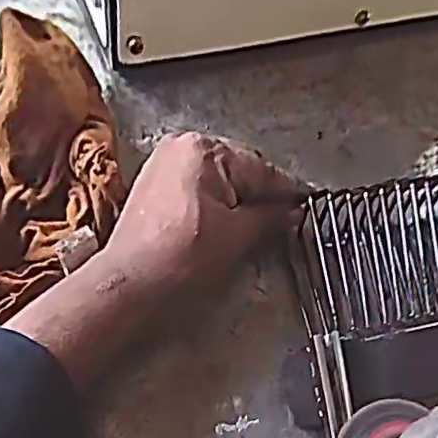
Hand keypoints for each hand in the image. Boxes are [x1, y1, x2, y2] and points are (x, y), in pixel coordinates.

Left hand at [99, 131, 305, 297]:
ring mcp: (162, 170)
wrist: (129, 290)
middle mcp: (180, 148)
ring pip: (216, 188)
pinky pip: (195, 199)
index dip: (287, 193)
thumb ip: (269, 219)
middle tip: (281, 227)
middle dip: (258, 201)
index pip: (261, 170)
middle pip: (237, 175)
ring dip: (235, 210)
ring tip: (248, 238)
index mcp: (204, 149)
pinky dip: (211, 215)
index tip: (308, 205)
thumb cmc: (180, 261)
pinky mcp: (151, 196)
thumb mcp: (236, 238)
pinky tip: (217, 238)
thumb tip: (291, 212)